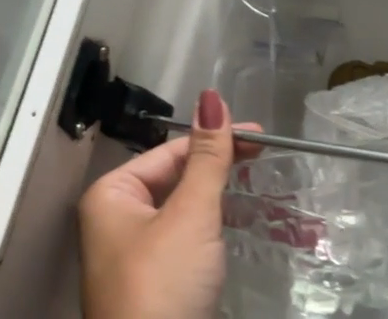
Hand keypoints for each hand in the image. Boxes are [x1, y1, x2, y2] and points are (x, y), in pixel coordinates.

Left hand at [79, 90, 261, 318]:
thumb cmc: (161, 286)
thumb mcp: (189, 215)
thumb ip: (206, 158)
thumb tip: (211, 96)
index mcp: (111, 196)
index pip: (169, 152)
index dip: (215, 139)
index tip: (261, 134)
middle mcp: (118, 222)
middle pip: (178, 182)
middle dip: (226, 173)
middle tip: (271, 160)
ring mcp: (137, 259)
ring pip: (189, 216)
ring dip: (230, 206)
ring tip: (275, 198)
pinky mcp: (158, 291)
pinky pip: (192, 248)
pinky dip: (221, 238)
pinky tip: (250, 233)